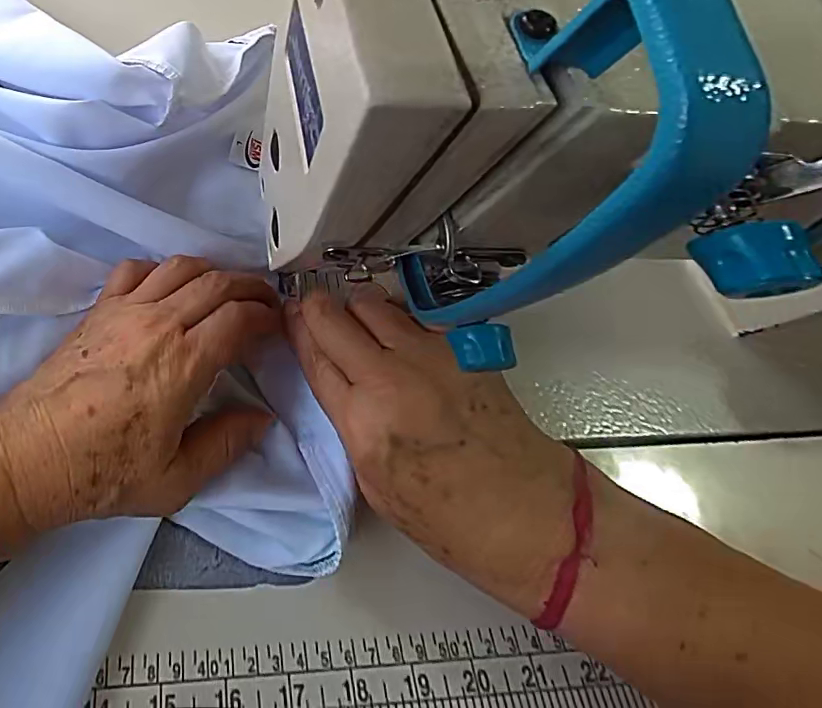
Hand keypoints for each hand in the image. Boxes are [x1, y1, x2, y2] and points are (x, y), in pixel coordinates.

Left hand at [0, 257, 281, 559]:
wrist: (34, 452)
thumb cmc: (104, 471)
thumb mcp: (177, 479)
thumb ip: (226, 444)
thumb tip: (260, 418)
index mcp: (183, 362)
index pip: (238, 318)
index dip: (265, 317)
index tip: (278, 326)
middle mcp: (156, 323)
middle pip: (215, 283)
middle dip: (249, 286)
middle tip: (265, 302)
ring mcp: (123, 310)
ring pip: (178, 267)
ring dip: (211, 271)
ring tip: (226, 290)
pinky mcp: (98, 309)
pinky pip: (134, 269)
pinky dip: (160, 269)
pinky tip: (167, 288)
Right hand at [284, 286, 576, 614]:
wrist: (535, 520)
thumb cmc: (448, 518)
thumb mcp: (371, 479)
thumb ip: (347, 420)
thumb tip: (333, 377)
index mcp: (361, 422)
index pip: (311, 354)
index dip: (293, 327)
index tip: (286, 313)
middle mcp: (390, 379)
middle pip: (333, 316)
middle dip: (317, 308)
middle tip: (315, 311)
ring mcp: (430, 358)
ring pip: (371, 301)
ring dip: (357, 307)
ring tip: (359, 322)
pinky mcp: (464, 349)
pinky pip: (414, 311)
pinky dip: (398, 314)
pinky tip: (401, 332)